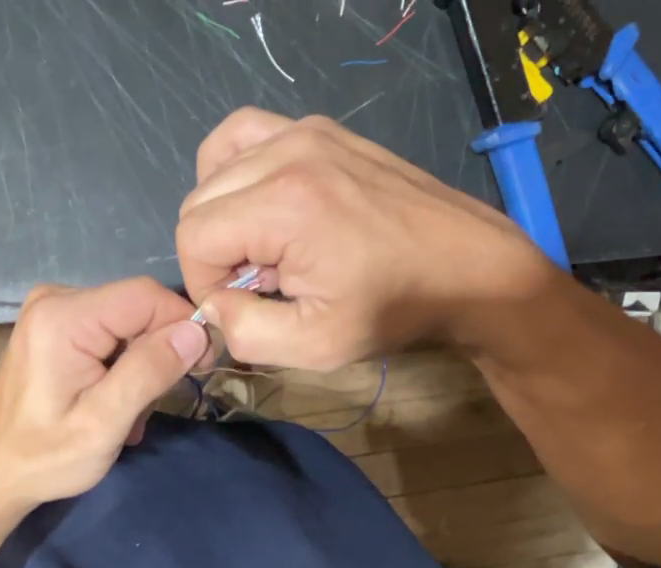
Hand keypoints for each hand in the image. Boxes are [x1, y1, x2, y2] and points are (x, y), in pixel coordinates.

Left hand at [0, 278, 215, 525]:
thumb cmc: (43, 459)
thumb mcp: (103, 423)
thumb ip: (149, 372)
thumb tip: (196, 331)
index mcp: (63, 316)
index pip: (147, 295)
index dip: (183, 326)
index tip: (200, 368)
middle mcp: (53, 300)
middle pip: (135, 308)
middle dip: (156, 354)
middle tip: (150, 407)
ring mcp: (49, 313)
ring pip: (124, 324)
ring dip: (137, 369)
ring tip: (125, 416)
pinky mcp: (49, 329)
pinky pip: (104, 335)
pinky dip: (117, 369)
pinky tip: (108, 406)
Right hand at [176, 107, 562, 369]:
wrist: (467, 267)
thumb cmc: (393, 310)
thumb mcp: (312, 346)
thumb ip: (244, 332)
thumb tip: (212, 305)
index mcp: (284, 204)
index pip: (192, 236)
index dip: (204, 282)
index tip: (242, 306)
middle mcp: (288, 152)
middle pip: (198, 200)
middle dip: (213, 252)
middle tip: (260, 283)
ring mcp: (306, 131)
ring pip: (214, 166)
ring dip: (223, 214)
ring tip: (261, 246)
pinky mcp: (322, 128)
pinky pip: (247, 135)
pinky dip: (236, 172)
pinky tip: (261, 206)